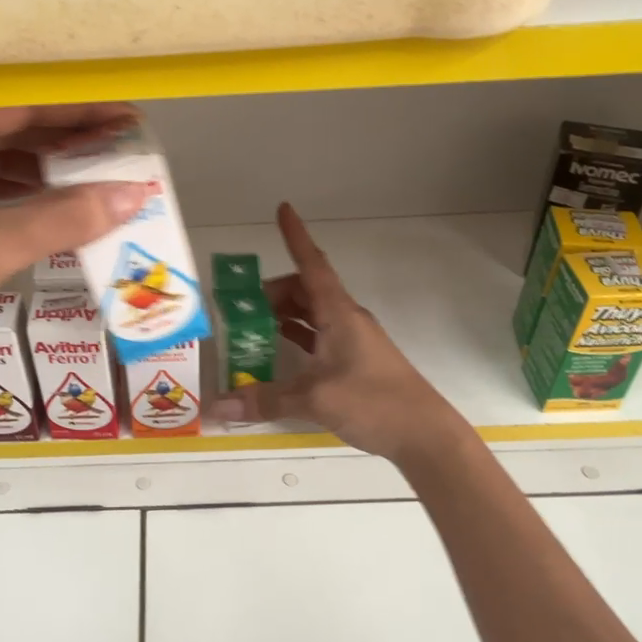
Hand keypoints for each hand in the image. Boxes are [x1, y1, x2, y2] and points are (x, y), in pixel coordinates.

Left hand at [0, 106, 150, 347]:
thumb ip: (62, 219)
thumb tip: (134, 194)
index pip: (14, 100)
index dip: (74, 107)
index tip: (125, 116)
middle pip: (5, 123)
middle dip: (64, 134)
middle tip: (122, 144)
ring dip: (45, 163)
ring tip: (97, 171)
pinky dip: (21, 190)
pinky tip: (54, 203)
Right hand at [220, 203, 472, 462]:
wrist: (423, 434)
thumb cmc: (373, 402)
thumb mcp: (314, 399)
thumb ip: (265, 400)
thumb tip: (217, 407)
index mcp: (338, 313)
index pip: (311, 264)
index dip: (295, 236)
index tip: (282, 208)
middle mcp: (345, 318)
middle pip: (305, 289)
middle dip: (273, 290)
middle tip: (240, 306)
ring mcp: (351, 340)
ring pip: (312, 312)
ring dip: (283, 313)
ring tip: (250, 326)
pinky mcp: (354, 361)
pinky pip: (318, 335)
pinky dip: (296, 335)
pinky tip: (277, 348)